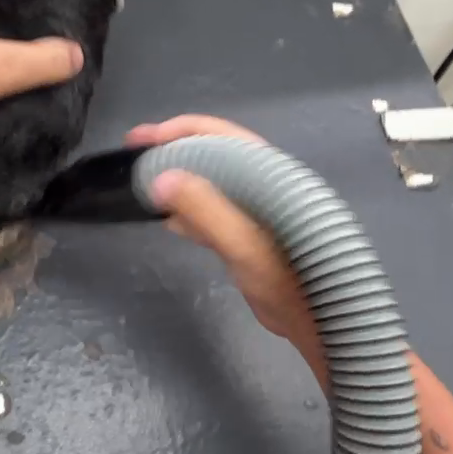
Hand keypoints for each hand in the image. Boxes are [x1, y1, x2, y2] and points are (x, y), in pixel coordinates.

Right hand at [125, 115, 326, 379]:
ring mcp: (252, 212)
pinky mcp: (246, 236)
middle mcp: (259, 185)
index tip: (142, 138)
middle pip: (211, 155)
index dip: (179, 131)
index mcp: (265, 174)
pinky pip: (210, 212)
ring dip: (176, 178)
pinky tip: (165, 218)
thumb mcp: (242, 242)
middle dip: (172, 150)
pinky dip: (187, 210)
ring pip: (208, 183)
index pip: (218, 136)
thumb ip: (204, 208)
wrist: (317, 322)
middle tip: (134, 154)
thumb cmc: (285, 279)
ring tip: (142, 180)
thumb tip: (160, 178)